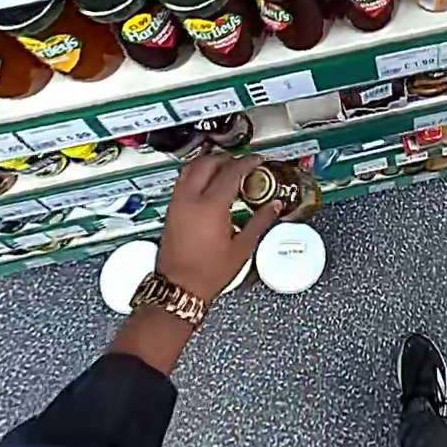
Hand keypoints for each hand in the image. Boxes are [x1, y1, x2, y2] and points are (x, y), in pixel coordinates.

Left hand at [156, 152, 281, 302]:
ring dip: (209, 162)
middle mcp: (190, 200)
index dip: (247, 162)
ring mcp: (177, 203)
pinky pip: (183, 180)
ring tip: (226, 167)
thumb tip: (274, 206)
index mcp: (211, 207)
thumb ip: (260, 221)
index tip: (258, 160)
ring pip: (190, 167)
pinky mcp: (171, 209)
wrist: (179, 287)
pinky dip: (197, 173)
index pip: (230, 172)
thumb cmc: (209, 271)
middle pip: (207, 163)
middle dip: (227, 159)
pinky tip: (209, 182)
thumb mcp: (242, 247)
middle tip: (244, 163)